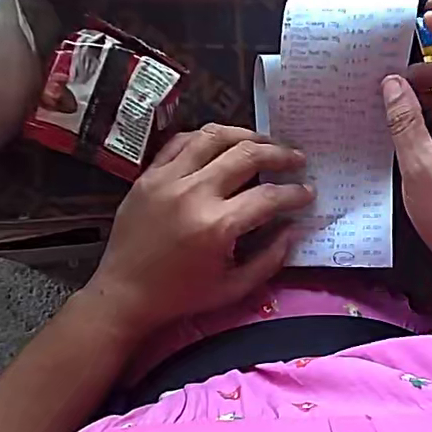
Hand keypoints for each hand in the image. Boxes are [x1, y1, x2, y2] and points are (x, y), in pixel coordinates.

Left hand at [83, 124, 313, 335]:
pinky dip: (207, 137)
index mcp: (217, 226)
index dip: (295, 193)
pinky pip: (182, 141)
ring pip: (215, 136)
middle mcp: (194, 193)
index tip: (307, 192)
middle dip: (280, 154)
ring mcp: (167, 179)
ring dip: (247, 135)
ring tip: (264, 143)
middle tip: (296, 159)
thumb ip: (269, 259)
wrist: (123, 293)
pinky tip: (223, 144)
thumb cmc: (181, 296)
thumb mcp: (233, 289)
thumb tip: (292, 227)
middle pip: (247, 155)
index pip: (268, 196)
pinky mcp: (148, 175)